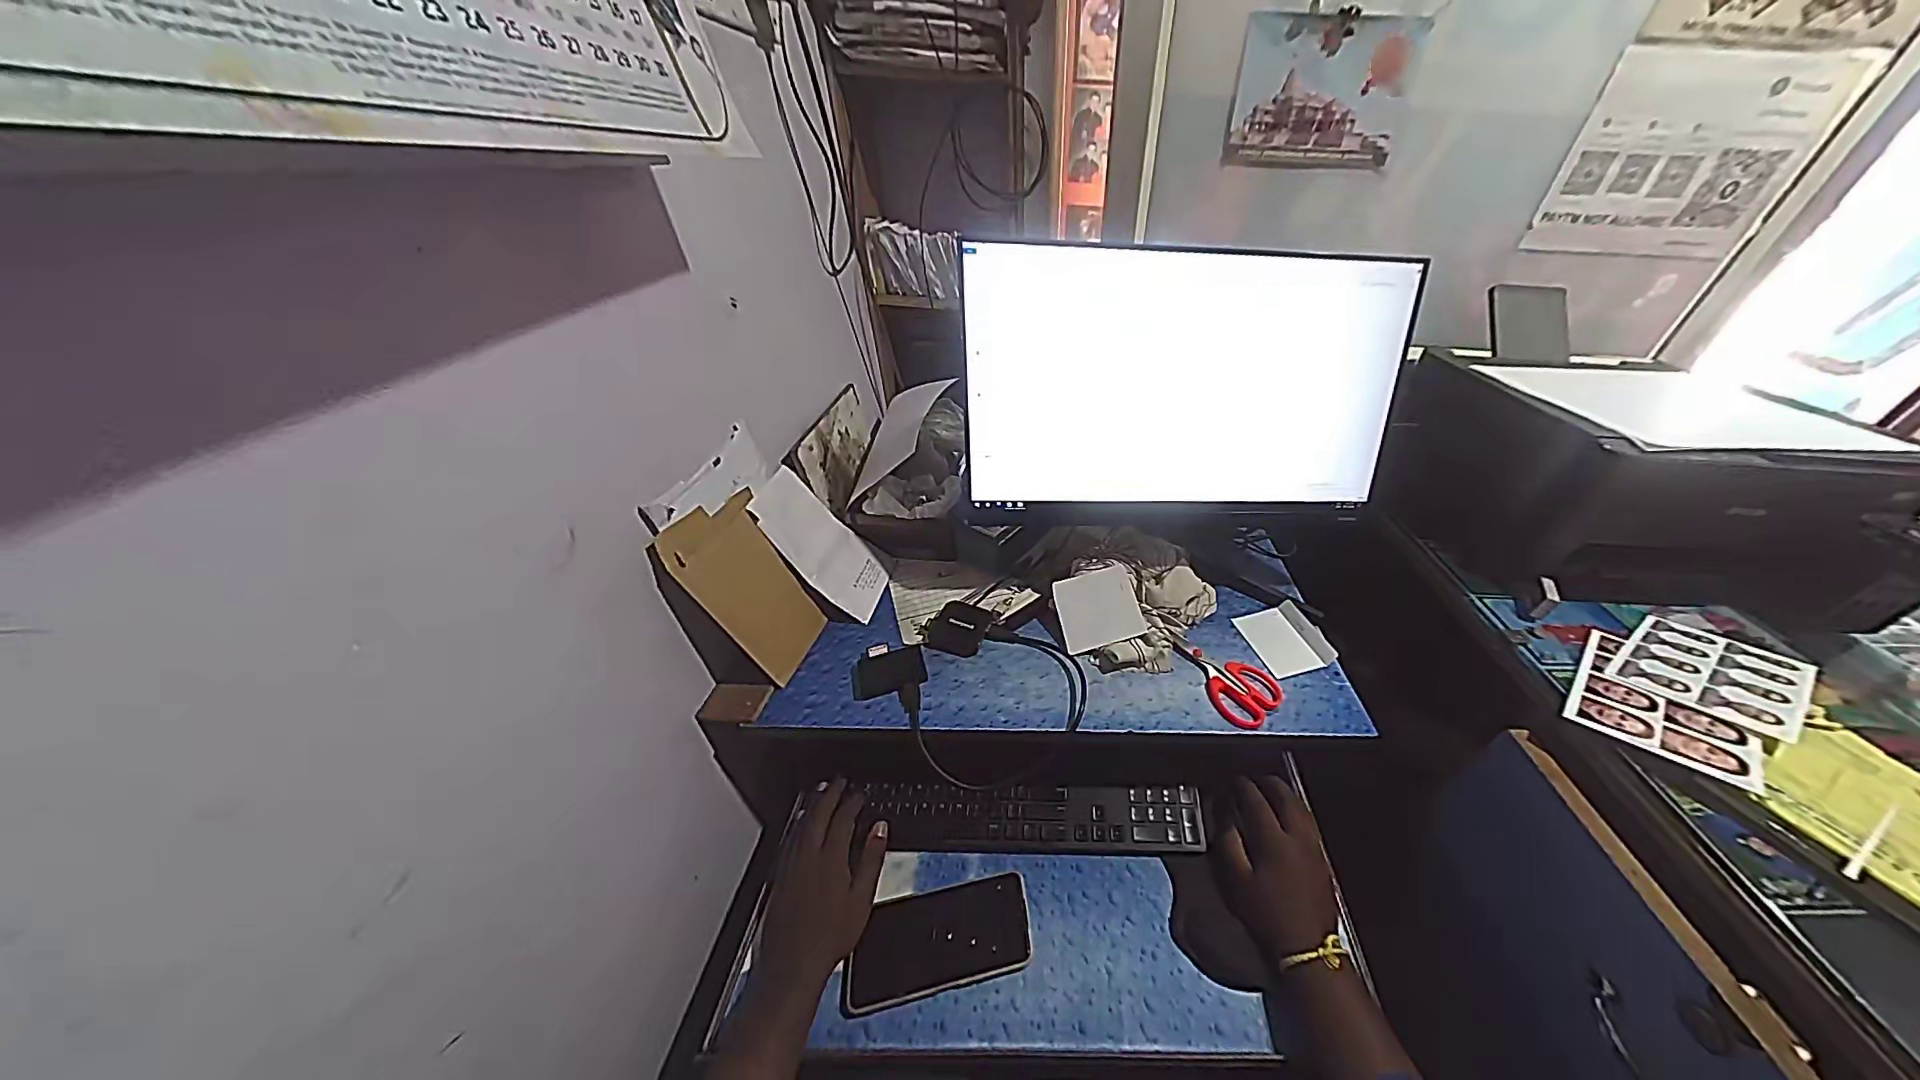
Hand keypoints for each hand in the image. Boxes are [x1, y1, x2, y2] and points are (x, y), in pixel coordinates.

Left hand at [755, 778, 887, 996]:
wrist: (792, 964)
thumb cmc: (829, 937)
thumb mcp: (862, 898)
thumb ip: (871, 858)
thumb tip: (879, 830)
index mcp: (831, 858)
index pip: (842, 818)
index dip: (852, 802)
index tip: (859, 794)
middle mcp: (808, 855)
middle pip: (818, 813)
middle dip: (830, 793)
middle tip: (839, 781)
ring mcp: (790, 864)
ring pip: (801, 822)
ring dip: (813, 803)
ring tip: (821, 792)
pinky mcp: (779, 874)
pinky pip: (790, 836)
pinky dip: (799, 822)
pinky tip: (802, 822)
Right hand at [1213, 776, 1339, 964]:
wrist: (1306, 948)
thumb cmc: (1267, 916)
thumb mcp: (1236, 881)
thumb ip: (1228, 844)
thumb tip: (1225, 820)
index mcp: (1273, 841)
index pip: (1256, 801)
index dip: (1242, 788)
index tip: (1233, 783)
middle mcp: (1297, 840)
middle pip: (1285, 798)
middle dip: (1268, 784)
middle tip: (1254, 780)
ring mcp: (1314, 850)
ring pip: (1302, 810)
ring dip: (1286, 795)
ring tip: (1273, 790)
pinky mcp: (1323, 861)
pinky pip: (1310, 824)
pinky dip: (1298, 811)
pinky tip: (1291, 816)